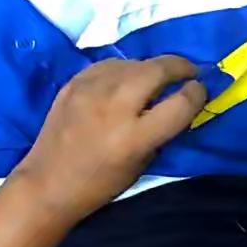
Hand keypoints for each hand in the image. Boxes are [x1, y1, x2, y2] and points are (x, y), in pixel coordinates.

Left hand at [7, 55, 206, 223]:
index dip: (197, 93)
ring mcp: (90, 90)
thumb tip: (179, 103)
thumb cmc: (99, 184)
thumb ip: (162, 132)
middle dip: (180, 67)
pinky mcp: (73, 83)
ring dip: (150, 68)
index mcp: (134, 137)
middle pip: (159, 69)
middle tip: (188, 73)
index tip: (199, 91)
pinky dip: (122, 70)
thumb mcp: (141, 164)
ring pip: (133, 62)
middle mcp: (114, 107)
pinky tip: (124, 80)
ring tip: (155, 79)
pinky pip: (108, 65)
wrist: (47, 183)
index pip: (181, 103)